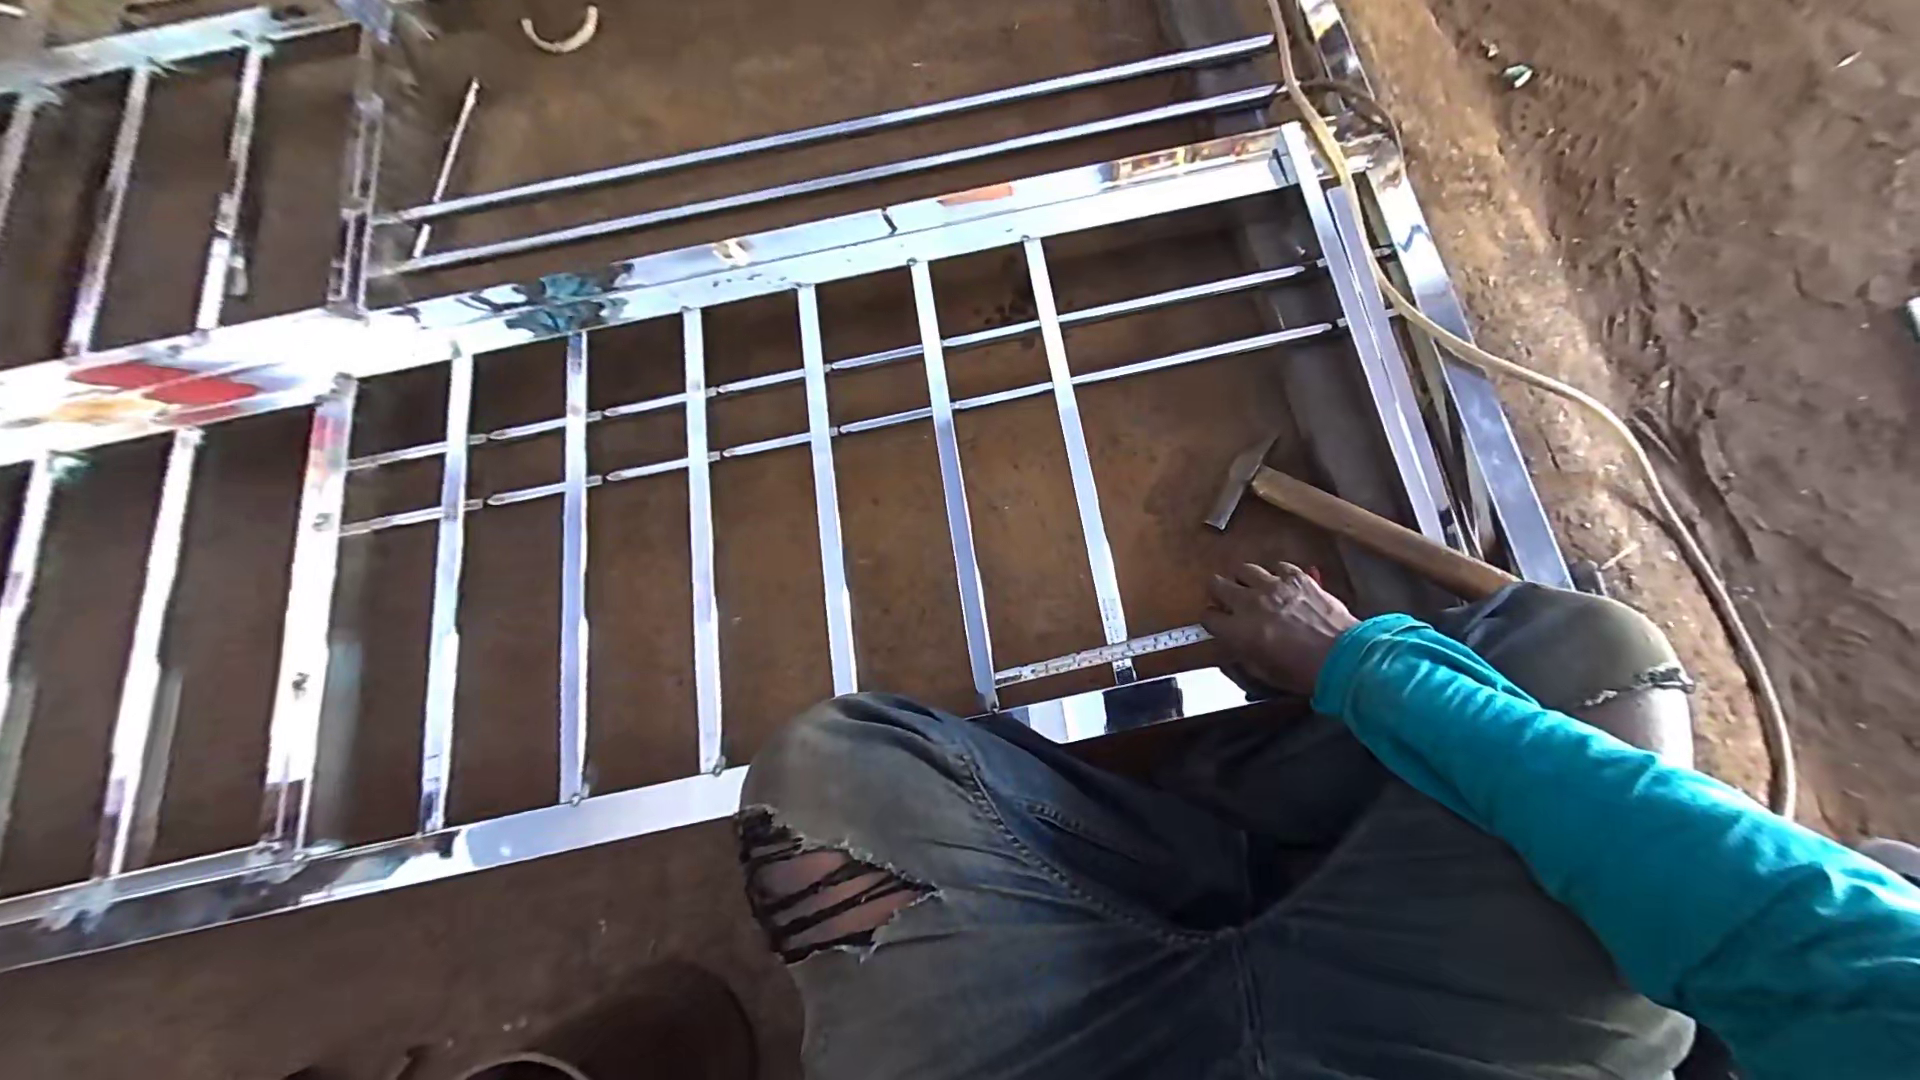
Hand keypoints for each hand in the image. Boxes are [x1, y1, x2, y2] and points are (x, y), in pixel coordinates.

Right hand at [1203, 562, 1359, 695]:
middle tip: (1230, 602)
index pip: (1208, 616)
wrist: (1345, 658)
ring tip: (1256, 590)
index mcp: (1237, 629)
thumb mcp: (1262, 672)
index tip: (1220, 624)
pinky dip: (1277, 575)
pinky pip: (1278, 566)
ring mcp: (1273, 586)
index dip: (1212, 620)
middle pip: (1216, 584)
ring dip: (1245, 580)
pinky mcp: (1297, 578)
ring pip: (1244, 569)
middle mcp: (1249, 602)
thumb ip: (1241, 654)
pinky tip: (1284, 585)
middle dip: (1219, 593)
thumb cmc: (1301, 672)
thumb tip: (1233, 643)